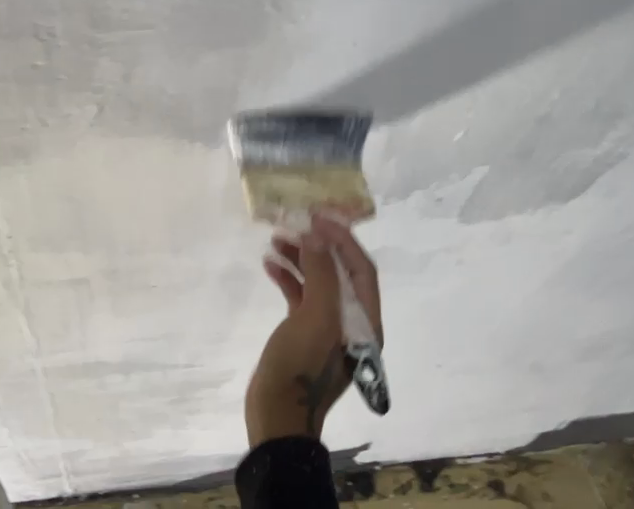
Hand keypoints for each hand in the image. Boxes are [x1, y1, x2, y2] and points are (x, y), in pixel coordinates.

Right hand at [245, 213, 381, 446]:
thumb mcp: (315, 320)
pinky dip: (287, 278)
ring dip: (299, 257)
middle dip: (318, 245)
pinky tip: (268, 265)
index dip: (342, 240)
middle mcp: (351, 323)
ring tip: (275, 238)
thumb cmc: (301, 368)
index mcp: (365, 322)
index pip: (361, 270)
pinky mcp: (303, 332)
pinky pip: (300, 296)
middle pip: (339, 272)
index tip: (316, 216)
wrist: (277, 417)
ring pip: (318, 281)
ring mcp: (326, 328)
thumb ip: (323, 276)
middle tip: (292, 221)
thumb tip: (318, 236)